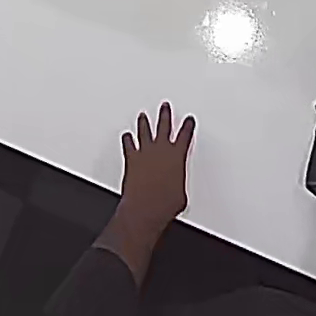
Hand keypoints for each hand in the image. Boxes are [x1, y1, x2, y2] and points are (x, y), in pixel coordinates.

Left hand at [118, 101, 194, 231]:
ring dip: (144, 122)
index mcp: (177, 155)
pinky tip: (126, 136)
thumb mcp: (180, 195)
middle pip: (164, 126)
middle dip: (165, 114)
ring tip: (143, 115)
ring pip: (145, 131)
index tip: (188, 119)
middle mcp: (161, 149)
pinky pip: (129, 144)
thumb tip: (176, 189)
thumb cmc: (165, 204)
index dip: (187, 126)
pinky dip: (127, 140)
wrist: (145, 209)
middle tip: (165, 106)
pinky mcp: (131, 158)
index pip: (185, 135)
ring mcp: (145, 152)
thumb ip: (178, 183)